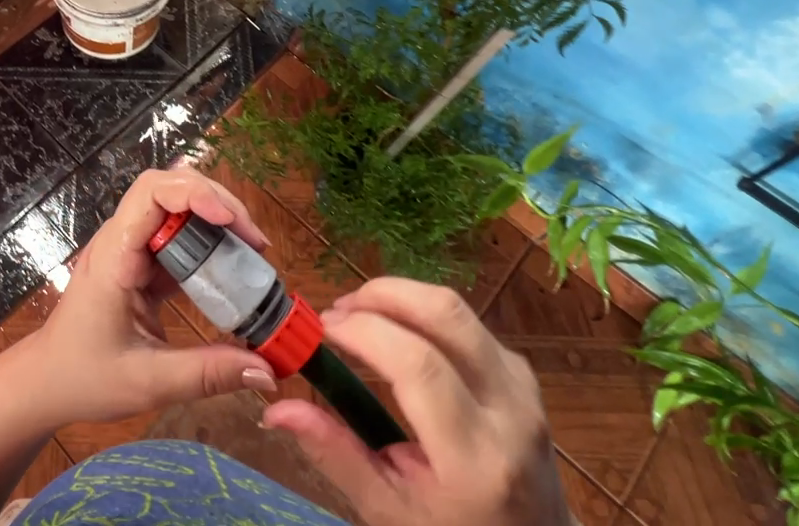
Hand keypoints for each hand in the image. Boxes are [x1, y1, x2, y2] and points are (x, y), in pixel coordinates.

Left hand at [1, 166, 279, 426]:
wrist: (47, 382)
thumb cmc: (85, 377)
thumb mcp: (149, 381)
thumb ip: (208, 373)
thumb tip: (267, 370)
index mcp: (115, 255)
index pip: (151, 192)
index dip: (194, 193)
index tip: (230, 221)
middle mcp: (121, 240)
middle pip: (169, 190)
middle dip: (216, 203)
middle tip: (255, 241)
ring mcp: (130, 249)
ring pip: (176, 211)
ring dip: (215, 221)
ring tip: (251, 249)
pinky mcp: (139, 264)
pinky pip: (177, 240)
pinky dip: (207, 246)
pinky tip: (232, 267)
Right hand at [263, 278, 569, 525]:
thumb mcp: (387, 510)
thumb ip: (334, 453)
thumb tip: (276, 409)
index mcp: (475, 458)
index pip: (420, 365)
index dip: (364, 331)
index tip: (321, 328)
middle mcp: (510, 411)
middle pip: (447, 315)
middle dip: (382, 294)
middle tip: (338, 310)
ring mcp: (523, 387)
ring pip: (457, 310)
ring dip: (399, 298)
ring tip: (357, 318)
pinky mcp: (522, 373)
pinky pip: (467, 323)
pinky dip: (421, 314)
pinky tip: (394, 335)